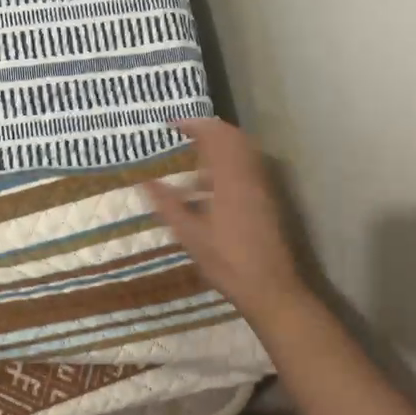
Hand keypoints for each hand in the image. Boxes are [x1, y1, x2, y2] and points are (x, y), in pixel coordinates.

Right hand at [143, 118, 308, 320]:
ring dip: (222, 145)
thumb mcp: (189, 234)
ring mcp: (264, 189)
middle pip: (235, 138)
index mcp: (230, 180)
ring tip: (196, 156)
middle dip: (210, 129)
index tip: (173, 124)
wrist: (271, 289)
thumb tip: (144, 181)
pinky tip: (212, 184)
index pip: (216, 137)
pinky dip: (231, 162)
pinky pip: (250, 167)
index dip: (195, 125)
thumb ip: (167, 204)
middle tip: (186, 132)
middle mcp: (251, 177)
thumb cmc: (227, 261)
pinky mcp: (269, 201)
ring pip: (245, 151)